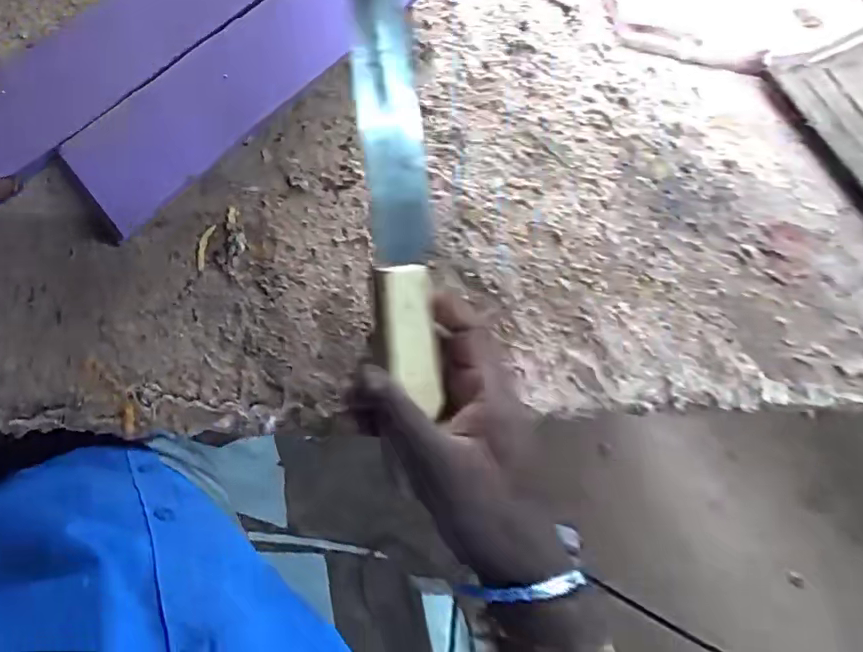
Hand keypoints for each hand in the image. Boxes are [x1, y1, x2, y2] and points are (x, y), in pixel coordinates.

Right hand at [358, 291, 604, 650]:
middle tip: (362, 357)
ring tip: (350, 400)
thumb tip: (364, 369)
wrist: (511, 568)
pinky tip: (357, 424)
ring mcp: (462, 420)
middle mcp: (478, 398)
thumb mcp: (436, 459)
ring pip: (419, 383)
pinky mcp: (447, 440)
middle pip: (436, 354)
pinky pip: (413, 411)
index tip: (407, 295)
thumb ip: (398, 411)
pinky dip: (386, 412)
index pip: (472, 334)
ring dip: (384, 386)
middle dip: (395, 352)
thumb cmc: (485, 508)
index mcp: (491, 394)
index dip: (444, 309)